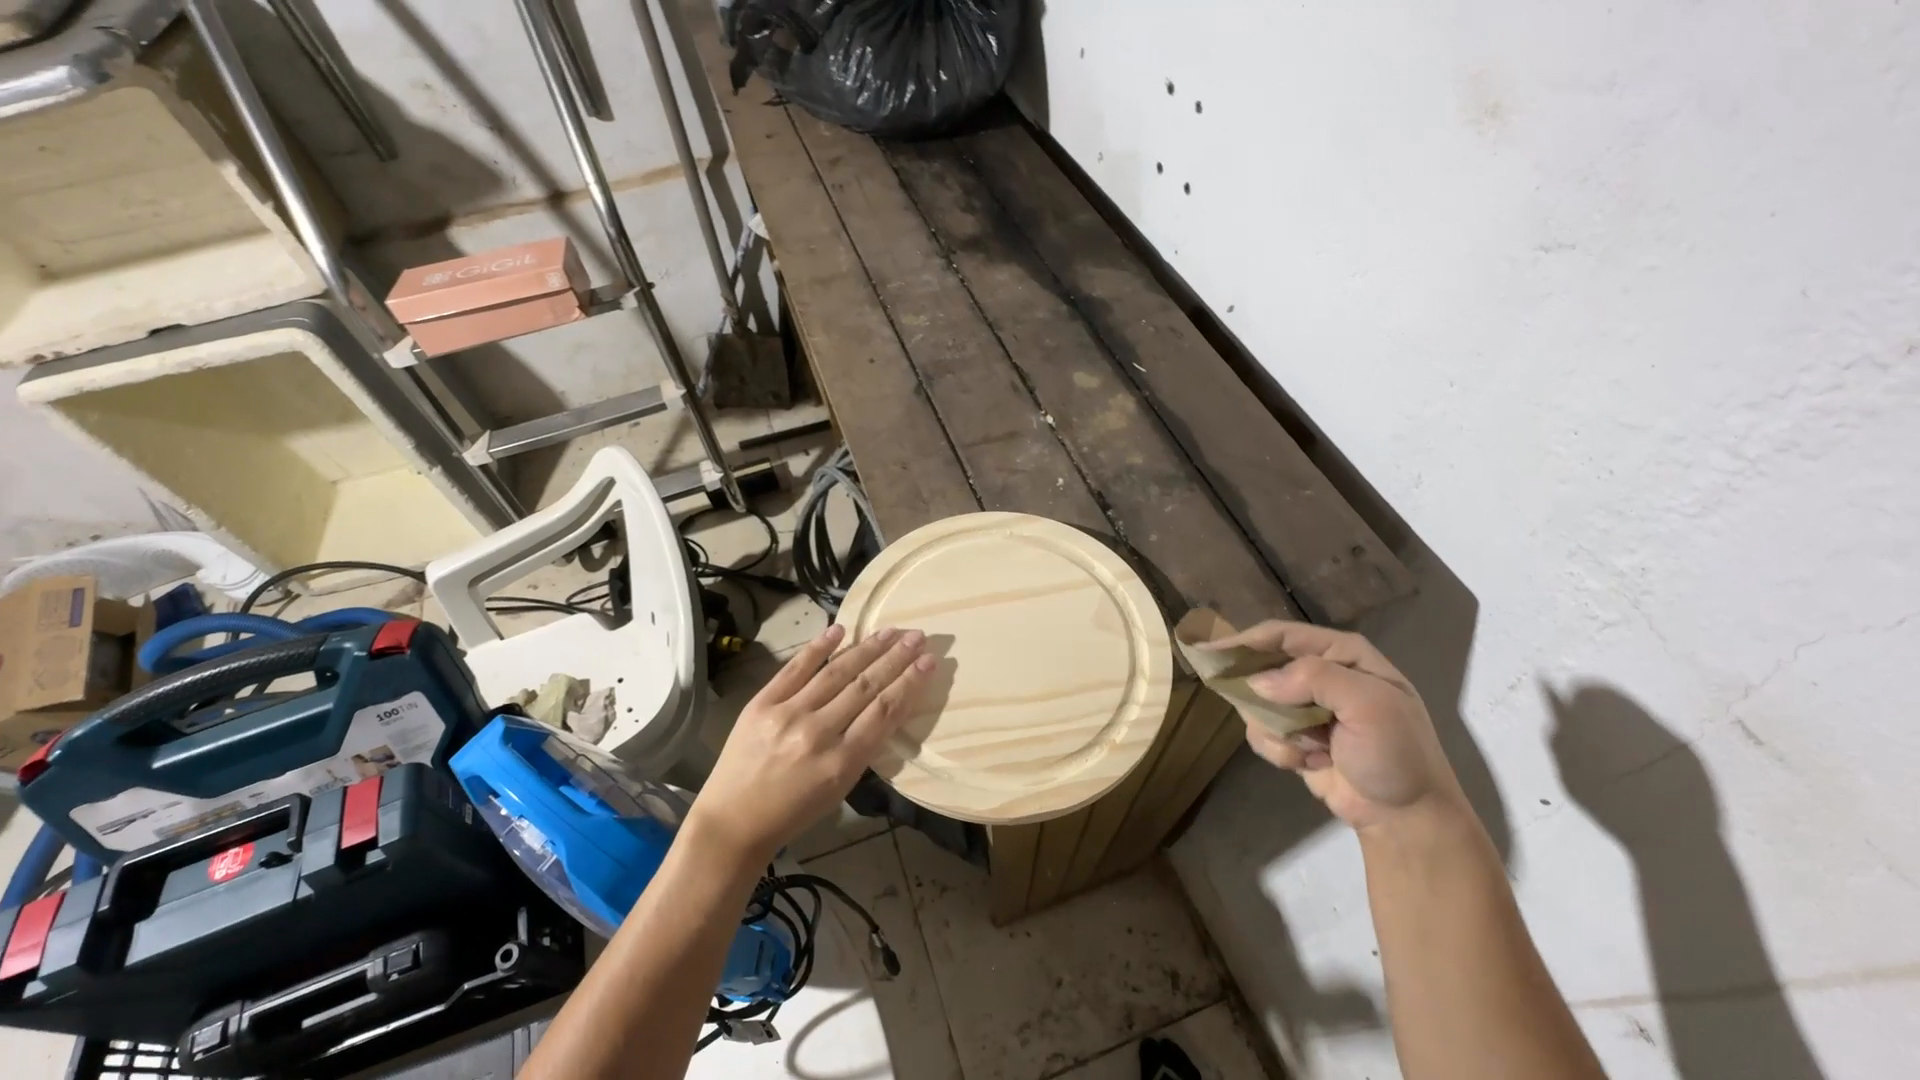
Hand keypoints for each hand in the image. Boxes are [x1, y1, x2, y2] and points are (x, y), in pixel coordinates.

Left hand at [687, 624, 934, 864]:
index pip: (884, 711)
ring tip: (890, 631)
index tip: (930, 661)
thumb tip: (886, 704)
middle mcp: (817, 733)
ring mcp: (786, 714)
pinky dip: (818, 647)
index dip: (910, 683)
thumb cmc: (794, 812)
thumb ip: (864, 747)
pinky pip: (795, 668)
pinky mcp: (761, 703)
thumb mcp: (840, 788)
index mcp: (841, 762)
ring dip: (867, 647)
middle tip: (918, 636)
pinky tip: (839, 630)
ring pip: (835, 672)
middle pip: (865, 685)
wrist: (733, 822)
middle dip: (896, 658)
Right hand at [1207, 621, 1464, 831]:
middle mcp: (1320, 673)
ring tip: (1313, 749)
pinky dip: (1279, 751)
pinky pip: (1261, 734)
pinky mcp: (1294, 738)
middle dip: (1264, 698)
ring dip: (1277, 731)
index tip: (1208, 652)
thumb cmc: (1397, 753)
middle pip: (1262, 669)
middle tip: (1280, 720)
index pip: (1282, 635)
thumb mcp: (1368, 705)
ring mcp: (1305, 707)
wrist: (1405, 816)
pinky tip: (1311, 763)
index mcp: (1342, 654)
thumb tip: (1256, 682)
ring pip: (1256, 705)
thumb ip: (1315, 679)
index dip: (1244, 641)